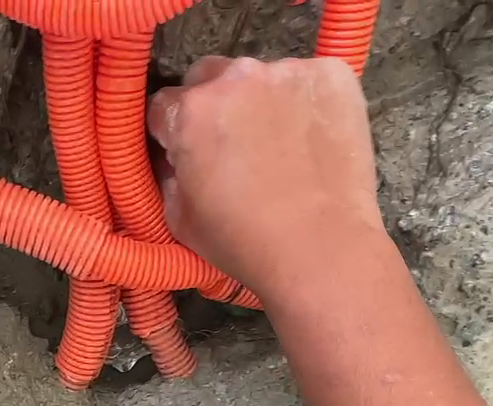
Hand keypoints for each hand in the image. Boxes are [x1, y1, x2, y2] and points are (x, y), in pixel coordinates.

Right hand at [148, 56, 382, 300]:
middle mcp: (235, 79)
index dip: (167, 133)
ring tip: (272, 150)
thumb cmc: (244, 241)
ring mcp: (286, 71)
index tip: (179, 152)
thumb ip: (166, 178)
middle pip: (208, 79)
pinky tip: (305, 142)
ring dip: (256, 104)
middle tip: (225, 149)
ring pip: (257, 78)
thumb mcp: (180, 220)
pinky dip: (300, 103)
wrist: (318, 246)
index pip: (162, 107)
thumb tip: (171, 161)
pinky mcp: (330, 74)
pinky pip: (304, 80)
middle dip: (209, 107)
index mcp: (190, 114)